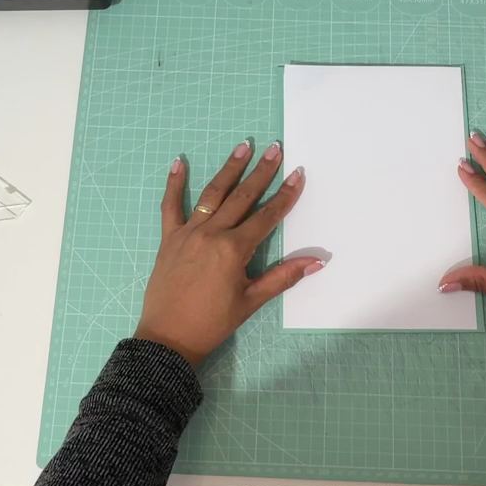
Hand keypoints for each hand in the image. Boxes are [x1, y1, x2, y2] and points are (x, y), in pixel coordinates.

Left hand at [136, 140, 322, 365]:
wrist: (168, 338)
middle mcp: (212, 234)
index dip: (285, 194)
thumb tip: (317, 261)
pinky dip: (174, 183)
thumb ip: (283, 277)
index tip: (298, 173)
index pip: (267, 216)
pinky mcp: (168, 238)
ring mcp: (188, 233)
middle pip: (242, 197)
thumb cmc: (212, 323)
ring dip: (229, 169)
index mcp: (234, 249)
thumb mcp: (251, 301)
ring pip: (212, 194)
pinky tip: (179, 162)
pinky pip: (170, 206)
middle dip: (261, 172)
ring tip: (243, 147)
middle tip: (275, 149)